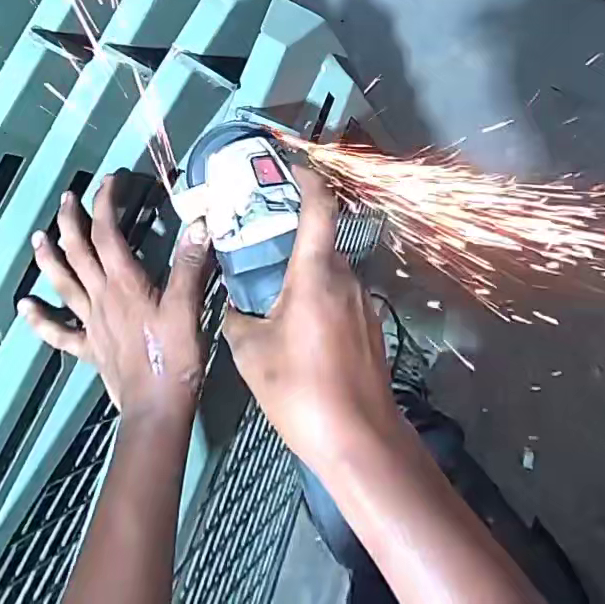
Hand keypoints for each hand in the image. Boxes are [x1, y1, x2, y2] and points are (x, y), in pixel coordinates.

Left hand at [19, 172, 214, 422]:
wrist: (156, 410)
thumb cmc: (174, 357)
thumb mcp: (187, 307)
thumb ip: (190, 264)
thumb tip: (200, 222)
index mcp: (124, 283)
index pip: (109, 234)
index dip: (106, 204)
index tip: (110, 180)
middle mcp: (101, 298)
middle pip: (79, 253)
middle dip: (71, 222)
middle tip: (66, 198)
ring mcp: (91, 324)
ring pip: (63, 285)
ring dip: (48, 259)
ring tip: (37, 238)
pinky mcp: (90, 349)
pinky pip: (60, 332)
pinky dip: (40, 319)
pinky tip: (24, 308)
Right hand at [222, 166, 399, 461]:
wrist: (359, 438)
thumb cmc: (300, 389)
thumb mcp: (251, 354)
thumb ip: (237, 320)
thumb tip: (233, 308)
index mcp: (316, 273)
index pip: (319, 207)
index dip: (308, 178)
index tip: (291, 167)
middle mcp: (346, 278)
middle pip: (321, 241)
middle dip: (294, 236)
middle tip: (261, 242)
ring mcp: (364, 302)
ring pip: (331, 271)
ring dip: (306, 272)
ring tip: (274, 291)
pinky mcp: (371, 325)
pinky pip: (341, 296)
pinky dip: (320, 297)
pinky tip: (301, 328)